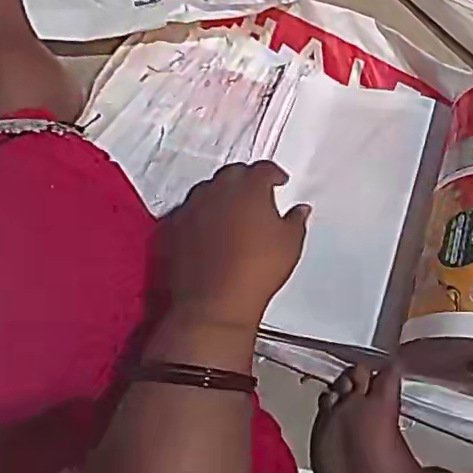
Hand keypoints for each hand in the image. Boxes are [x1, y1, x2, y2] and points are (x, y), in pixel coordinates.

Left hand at [161, 161, 309, 331]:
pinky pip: (188, 212)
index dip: (274, 173)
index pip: (264, 168)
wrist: (215, 303)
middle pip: (234, 173)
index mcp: (250, 188)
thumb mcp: (290, 243)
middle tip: (257, 194)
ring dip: (222, 196)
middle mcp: (218, 191)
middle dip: (246, 180)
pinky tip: (209, 231)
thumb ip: (295, 220)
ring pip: (208, 190)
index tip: (278, 179)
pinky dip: (200, 216)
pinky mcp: (173, 226)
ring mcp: (192, 207)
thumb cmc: (252, 272)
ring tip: (234, 213)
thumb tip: (299, 212)